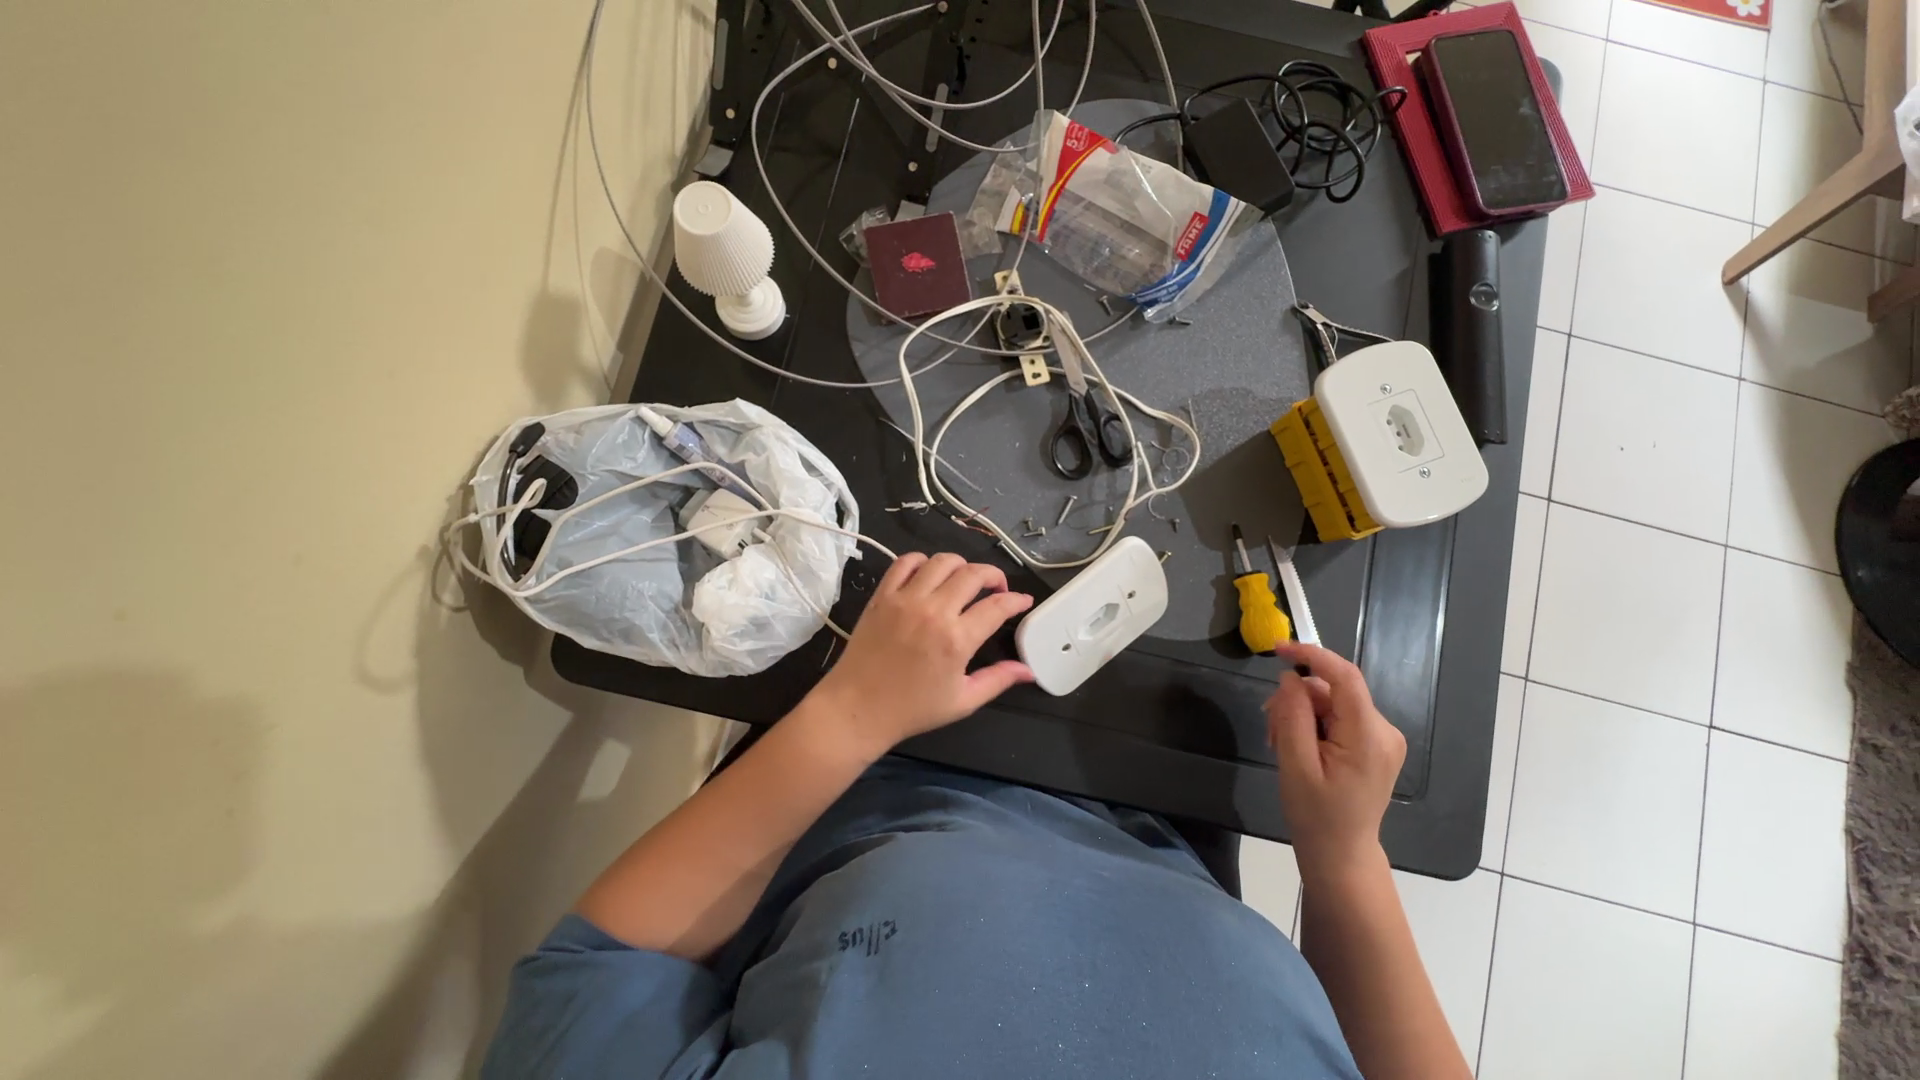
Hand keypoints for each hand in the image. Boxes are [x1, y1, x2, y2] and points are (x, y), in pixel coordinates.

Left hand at [811, 553, 1034, 753]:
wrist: (857, 709)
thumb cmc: (912, 709)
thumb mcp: (963, 701)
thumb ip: (998, 680)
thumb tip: (1029, 670)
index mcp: (957, 639)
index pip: (997, 606)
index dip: (1016, 600)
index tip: (1022, 601)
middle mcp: (934, 611)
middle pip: (973, 574)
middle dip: (994, 576)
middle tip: (997, 589)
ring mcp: (905, 600)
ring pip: (942, 561)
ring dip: (961, 566)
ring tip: (964, 581)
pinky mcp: (882, 596)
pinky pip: (905, 563)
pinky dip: (922, 561)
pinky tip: (929, 575)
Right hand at [1264, 642, 1405, 881]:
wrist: (1340, 854)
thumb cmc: (1315, 816)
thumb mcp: (1295, 765)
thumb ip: (1293, 717)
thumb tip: (1291, 678)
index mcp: (1368, 737)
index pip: (1345, 677)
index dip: (1312, 655)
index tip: (1277, 648)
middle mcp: (1383, 730)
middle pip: (1333, 690)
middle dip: (1296, 700)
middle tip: (1270, 728)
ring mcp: (1382, 737)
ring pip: (1332, 702)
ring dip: (1301, 714)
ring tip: (1282, 745)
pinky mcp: (1374, 744)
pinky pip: (1338, 716)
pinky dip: (1313, 724)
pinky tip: (1298, 748)